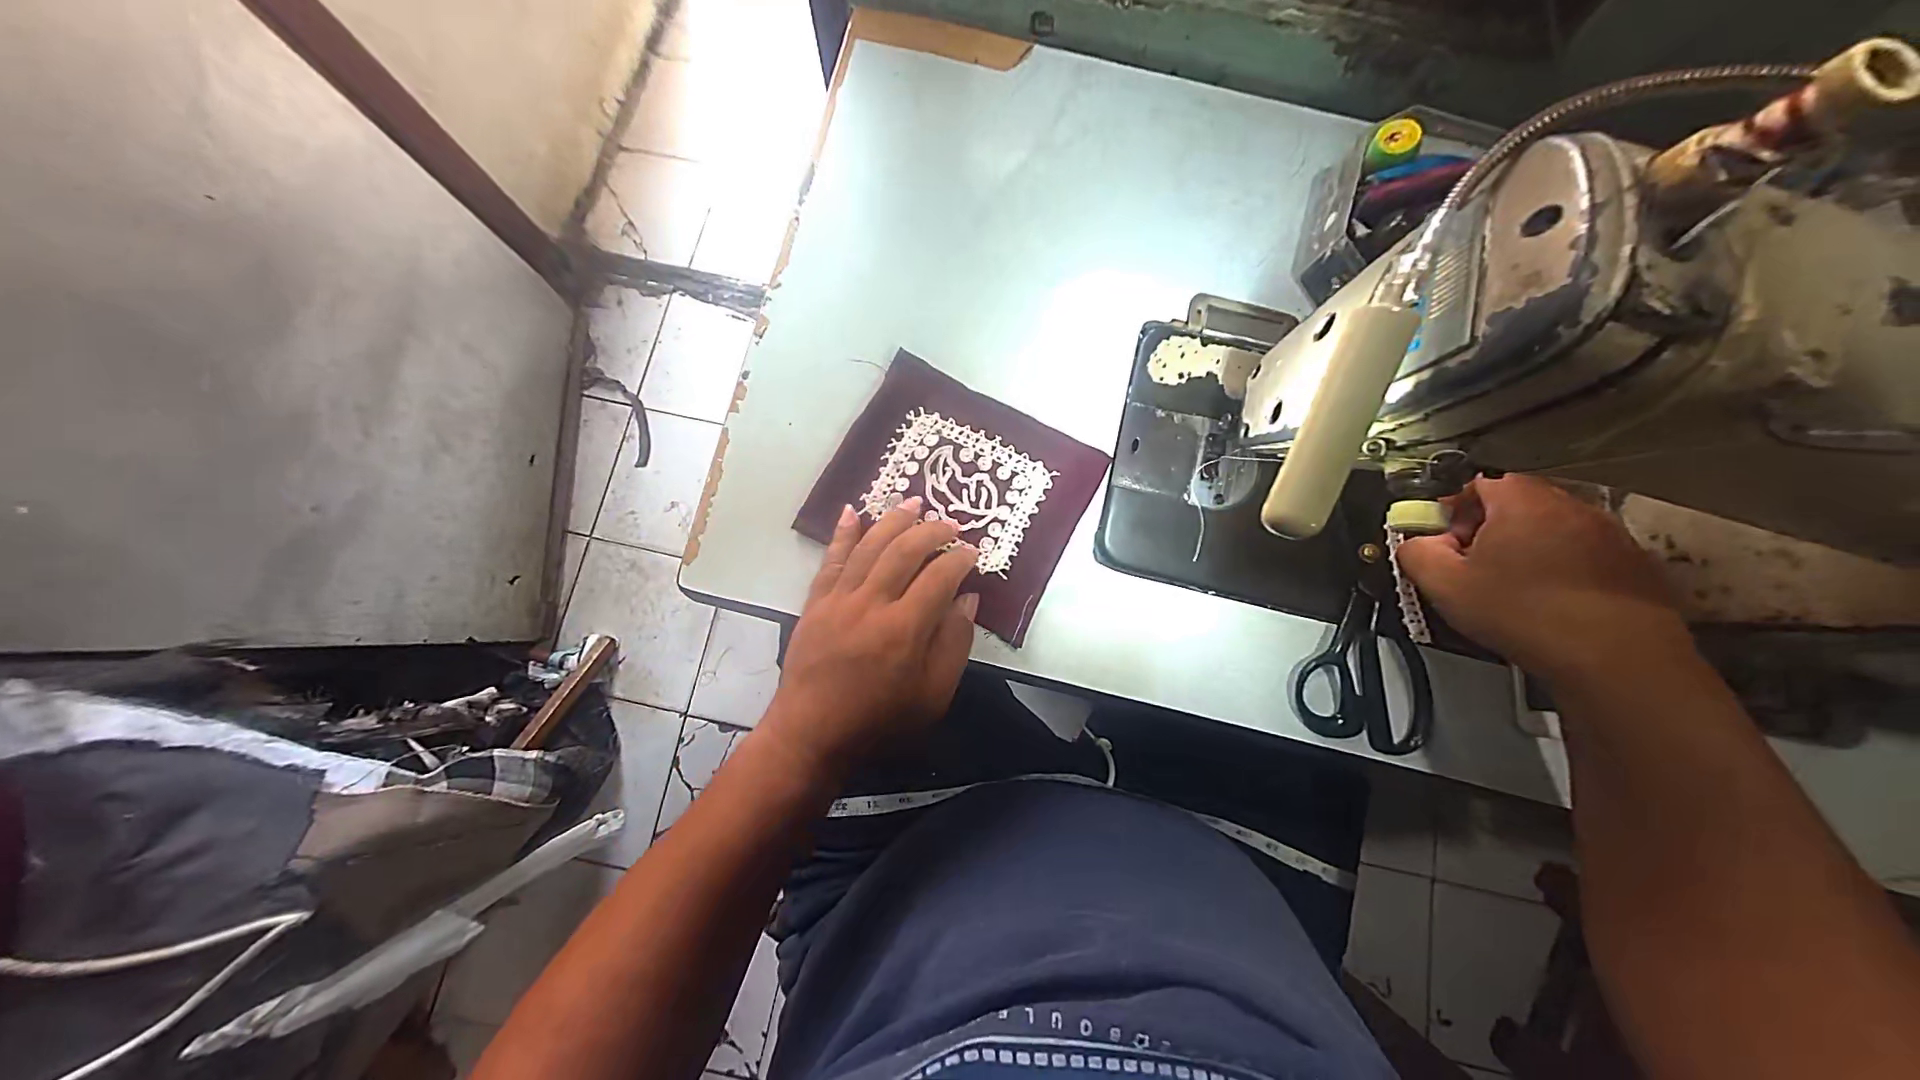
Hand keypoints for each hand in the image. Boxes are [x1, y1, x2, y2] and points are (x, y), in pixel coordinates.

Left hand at [758, 497, 978, 780]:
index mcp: (904, 629)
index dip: (959, 559)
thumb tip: (967, 600)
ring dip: (892, 520)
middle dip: (931, 531)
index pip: (939, 577)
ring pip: (869, 547)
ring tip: (913, 502)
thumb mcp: (933, 696)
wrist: (811, 734)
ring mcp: (839, 600)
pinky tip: (852, 512)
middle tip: (949, 524)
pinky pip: (831, 560)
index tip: (972, 552)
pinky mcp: (816, 603)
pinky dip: (842, 534)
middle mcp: (871, 604)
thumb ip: (954, 645)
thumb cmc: (879, 722)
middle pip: (904, 551)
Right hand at [1394, 474, 1689, 684]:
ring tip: (1507, 588)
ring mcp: (1609, 534)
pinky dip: (1558, 570)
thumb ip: (1414, 552)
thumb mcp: (1444, 585)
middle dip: (1485, 529)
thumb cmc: (1526, 615)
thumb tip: (1414, 543)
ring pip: (1548, 530)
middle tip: (1468, 565)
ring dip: (1524, 550)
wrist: (1616, 659)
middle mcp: (1571, 506)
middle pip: (1514, 504)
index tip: (1441, 538)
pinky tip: (1546, 603)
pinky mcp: (1633, 563)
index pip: (1476, 482)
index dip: (1450, 508)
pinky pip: (1581, 555)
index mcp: (1522, 502)